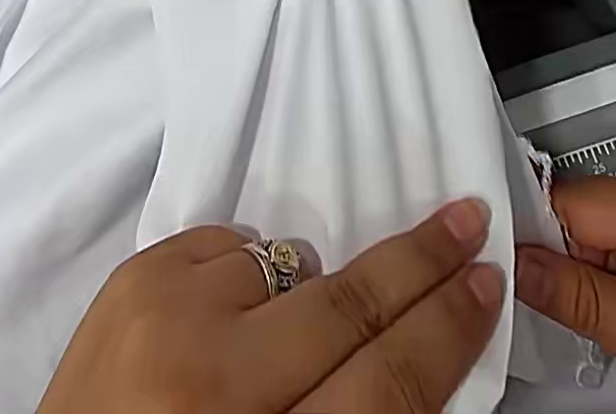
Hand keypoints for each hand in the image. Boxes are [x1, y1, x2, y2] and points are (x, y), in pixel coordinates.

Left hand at [39, 199, 504, 412]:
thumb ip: (349, 411)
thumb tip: (412, 340)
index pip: (385, 384)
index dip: (446, 328)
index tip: (484, 279)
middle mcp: (209, 385)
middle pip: (345, 307)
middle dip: (416, 262)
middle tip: (463, 220)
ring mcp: (162, 321)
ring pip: (282, 265)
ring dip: (299, 290)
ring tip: (271, 336)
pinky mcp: (131, 279)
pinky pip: (226, 243)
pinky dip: (242, 272)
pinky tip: (222, 316)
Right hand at [513, 177, 615, 413]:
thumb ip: (584, 297)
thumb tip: (513, 262)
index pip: (559, 199)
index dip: (522, 233)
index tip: (491, 267)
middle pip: (564, 218)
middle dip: (540, 259)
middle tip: (516, 302)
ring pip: (576, 245)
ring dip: (559, 280)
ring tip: (551, 318)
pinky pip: (598, 266)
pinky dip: (580, 293)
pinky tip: (578, 319)